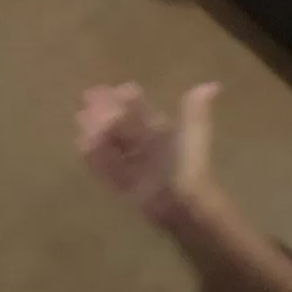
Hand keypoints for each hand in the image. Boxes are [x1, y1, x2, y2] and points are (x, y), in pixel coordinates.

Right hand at [76, 82, 220, 225]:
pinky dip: (94, 157)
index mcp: (163, 132)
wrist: (184, 205)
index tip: (112, 89)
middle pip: (122, 126)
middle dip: (105, 111)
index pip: (141, 110)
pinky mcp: (125, 186)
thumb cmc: (188, 164)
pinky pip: (106, 168)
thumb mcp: (192, 132)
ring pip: (112, 145)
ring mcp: (135, 167)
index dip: (126, 98)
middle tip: (85, 98)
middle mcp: (148, 147)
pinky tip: (80, 144)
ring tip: (79, 119)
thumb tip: (212, 85)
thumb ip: (194, 110)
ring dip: (96, 131)